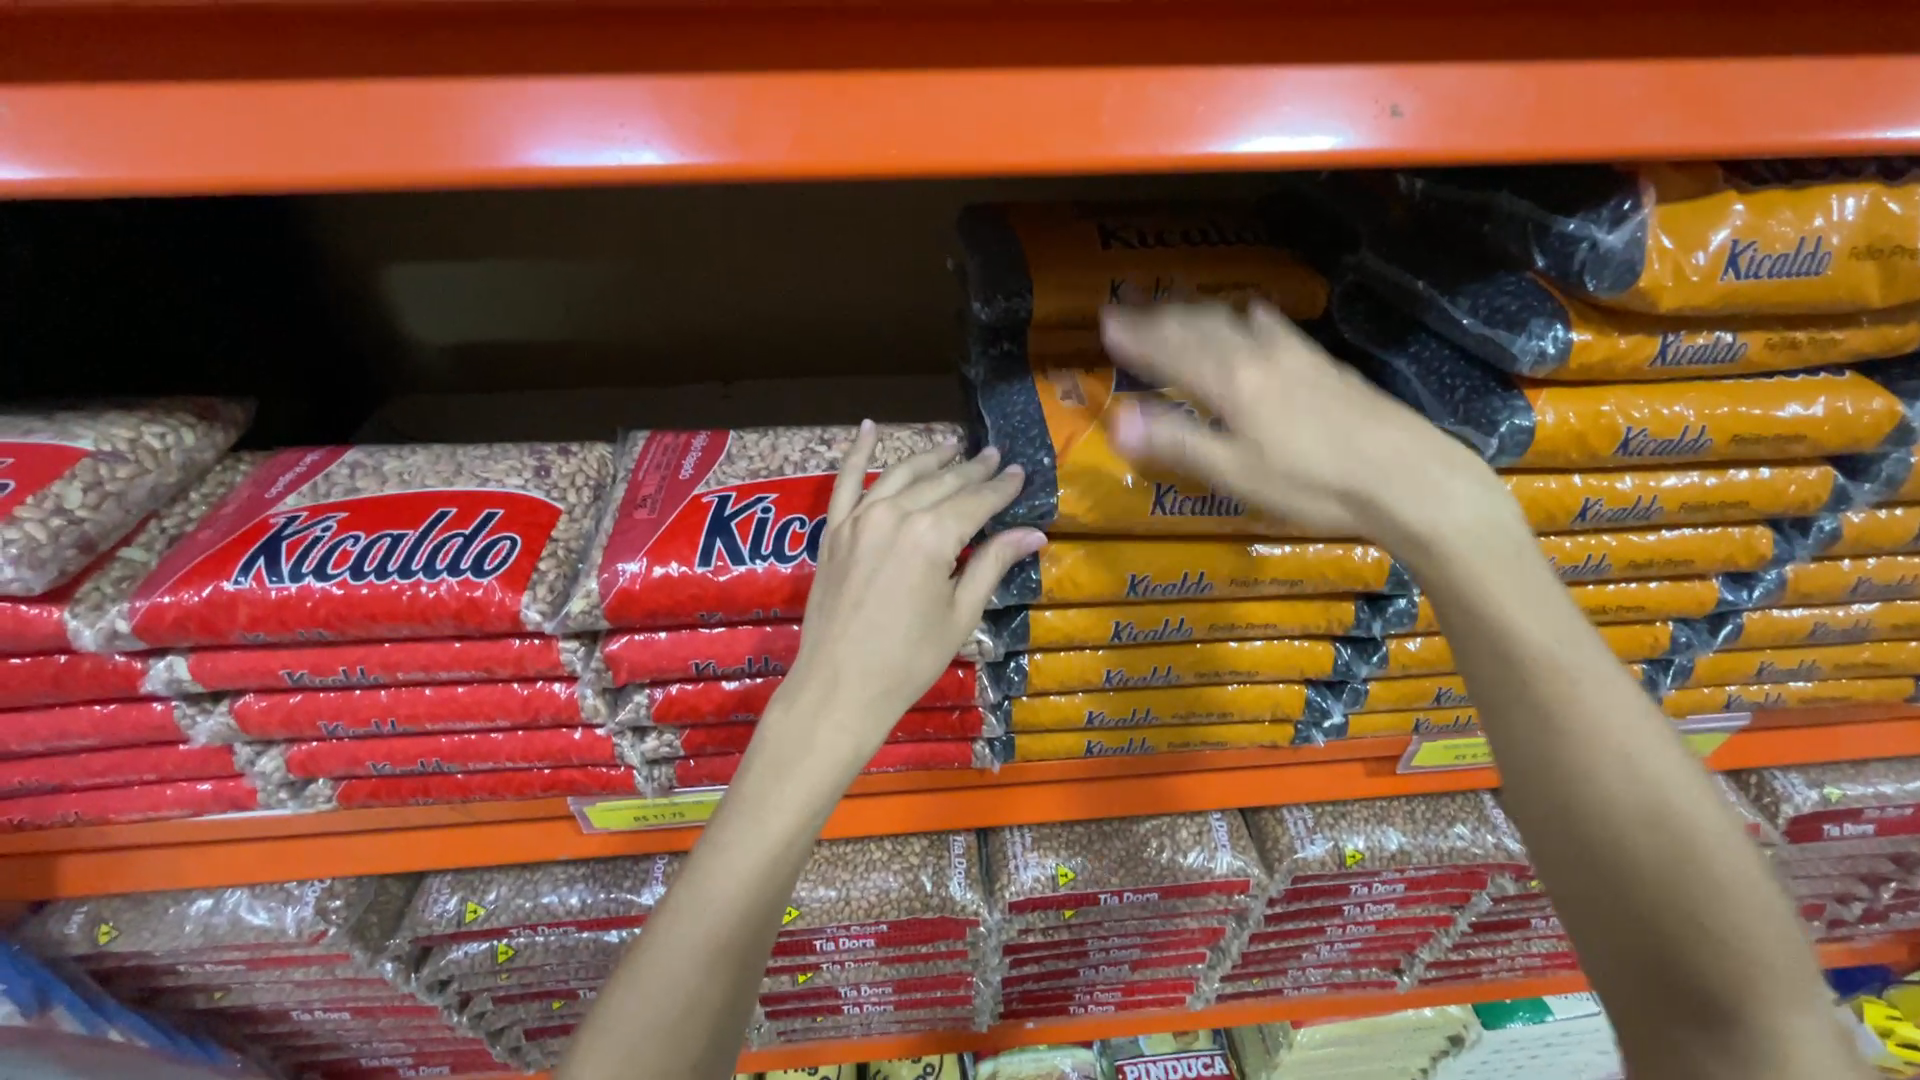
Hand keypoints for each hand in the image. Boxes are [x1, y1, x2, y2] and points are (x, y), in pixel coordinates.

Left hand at [774, 422, 1045, 761]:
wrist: (839, 686)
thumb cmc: (909, 660)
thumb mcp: (960, 614)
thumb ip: (992, 564)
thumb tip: (1033, 533)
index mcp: (933, 536)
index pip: (977, 501)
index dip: (1001, 487)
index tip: (1019, 472)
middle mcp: (896, 514)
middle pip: (942, 483)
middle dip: (972, 470)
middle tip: (994, 456)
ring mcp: (859, 519)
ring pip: (901, 475)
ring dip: (930, 458)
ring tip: (953, 446)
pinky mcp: (834, 531)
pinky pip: (844, 481)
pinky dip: (856, 452)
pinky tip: (868, 426)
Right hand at [1099, 301, 1509, 546]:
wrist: (1406, 476)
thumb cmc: (1312, 485)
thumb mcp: (1236, 474)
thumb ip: (1177, 443)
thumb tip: (1117, 422)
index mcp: (1232, 382)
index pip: (1171, 350)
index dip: (1136, 337)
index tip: (1105, 322)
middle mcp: (1259, 355)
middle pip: (1199, 326)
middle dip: (1157, 317)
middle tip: (1125, 309)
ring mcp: (1295, 355)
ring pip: (1233, 321)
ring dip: (1195, 311)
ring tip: (1172, 307)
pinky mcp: (1322, 363)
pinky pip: (1270, 325)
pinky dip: (1243, 317)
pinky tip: (1250, 314)